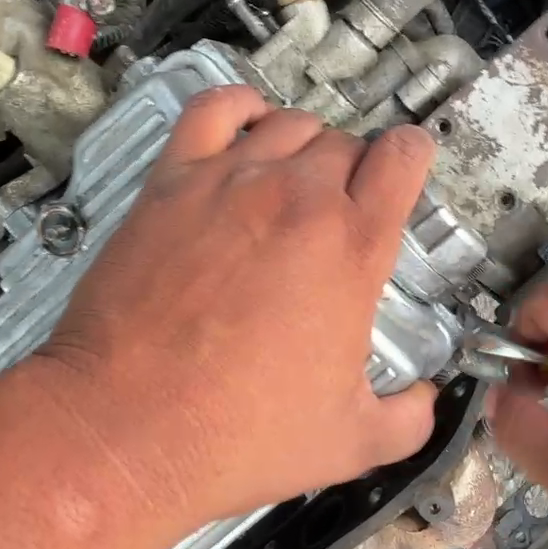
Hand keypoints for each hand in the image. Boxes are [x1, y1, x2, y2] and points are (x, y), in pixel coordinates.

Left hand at [34, 85, 440, 521]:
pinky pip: (213, 110)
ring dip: (305, 144)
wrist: (122, 431)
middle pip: (346, 143)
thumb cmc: (236, 434)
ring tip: (296, 178)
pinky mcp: (172, 183)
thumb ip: (410, 418)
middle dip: (356, 168)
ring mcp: (231, 181)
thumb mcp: (353, 442)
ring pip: (290, 123)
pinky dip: (240, 106)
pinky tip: (247, 124)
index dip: (412, 157)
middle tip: (342, 208)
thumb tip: (426, 401)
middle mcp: (298, 199)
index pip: (402, 158)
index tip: (406, 171)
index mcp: (353, 247)